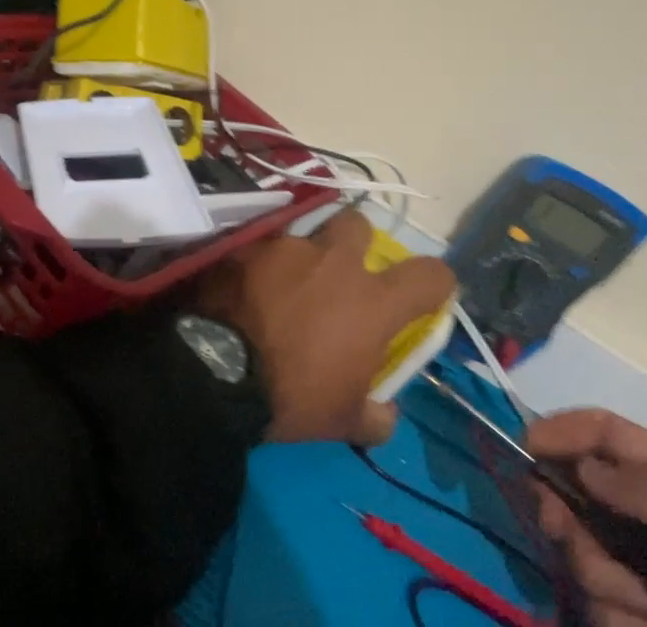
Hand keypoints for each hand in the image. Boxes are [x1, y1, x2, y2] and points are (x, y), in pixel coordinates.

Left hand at [195, 208, 453, 444]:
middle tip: (339, 272)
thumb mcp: (344, 422)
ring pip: (302, 234)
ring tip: (281, 284)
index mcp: (373, 301)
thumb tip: (384, 413)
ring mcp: (283, 247)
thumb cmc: (291, 396)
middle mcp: (334, 261)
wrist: (214, 372)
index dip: (432, 283)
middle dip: (354, 242)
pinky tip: (245, 286)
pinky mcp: (241, 247)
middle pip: (358, 224)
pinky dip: (258, 263)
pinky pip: (259, 246)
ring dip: (299, 256)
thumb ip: (375, 415)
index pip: (431, 274)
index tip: (420, 297)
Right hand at [527, 409, 646, 626]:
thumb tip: (582, 466)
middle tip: (560, 529)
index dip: (565, 430)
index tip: (525, 444)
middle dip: (567, 514)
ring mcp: (639, 570)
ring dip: (601, 577)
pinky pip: (591, 600)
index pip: (610, 434)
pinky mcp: (627, 612)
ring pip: (578, 548)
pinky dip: (616, 616)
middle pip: (575, 491)